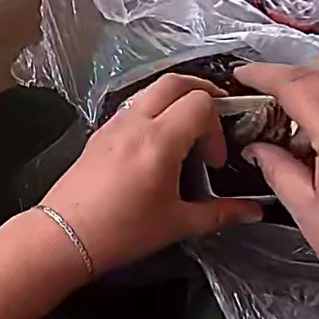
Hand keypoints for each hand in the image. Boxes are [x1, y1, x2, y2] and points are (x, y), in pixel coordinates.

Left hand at [41, 74, 262, 276]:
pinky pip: (132, 106)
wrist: (64, 237)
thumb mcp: (177, 224)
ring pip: (150, 90)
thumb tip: (255, 212)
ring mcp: (113, 124)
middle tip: (214, 118)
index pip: (200, 103)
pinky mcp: (98, 133)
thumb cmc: (123, 232)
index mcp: (159, 140)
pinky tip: (156, 143)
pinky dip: (152, 110)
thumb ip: (219, 213)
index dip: (216, 126)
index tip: (213, 161)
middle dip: (201, 92)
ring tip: (186, 130)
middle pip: (174, 81)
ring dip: (174, 99)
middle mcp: (135, 122)